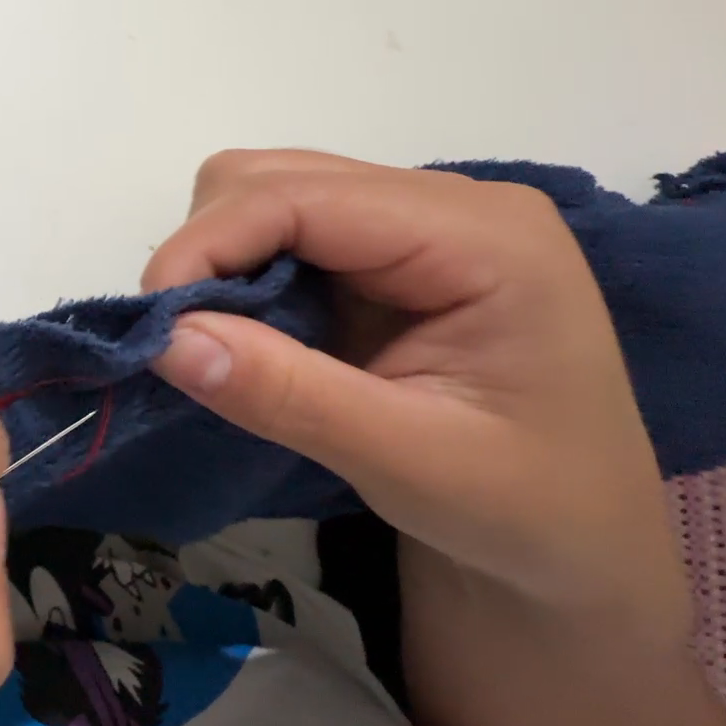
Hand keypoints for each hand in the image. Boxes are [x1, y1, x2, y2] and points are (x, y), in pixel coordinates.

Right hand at [142, 150, 725, 725]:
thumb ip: (286, 395)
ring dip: (215, 261)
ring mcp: (405, 224)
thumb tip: (164, 338)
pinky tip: (251, 334)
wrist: (571, 547)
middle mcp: (440, 205)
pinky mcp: (371, 254)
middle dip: (206, 250)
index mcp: (480, 235)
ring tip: (226, 342)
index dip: (207, 244)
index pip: (300, 195)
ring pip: (258, 195)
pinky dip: (231, 275)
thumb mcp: (412, 464)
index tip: (154, 326)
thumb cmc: (526, 514)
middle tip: (188, 341)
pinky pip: (269, 233)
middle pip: (270, 178)